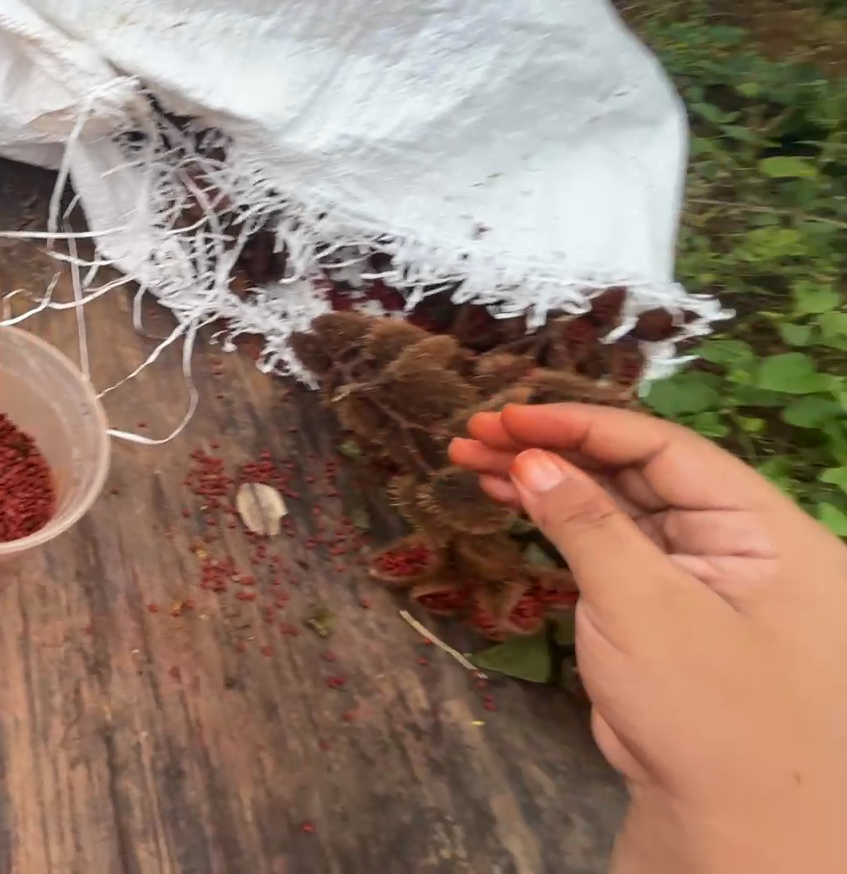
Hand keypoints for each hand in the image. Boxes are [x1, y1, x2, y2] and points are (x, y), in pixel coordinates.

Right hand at [448, 403, 846, 873]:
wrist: (727, 816)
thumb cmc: (707, 707)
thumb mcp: (643, 604)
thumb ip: (586, 522)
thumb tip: (527, 456)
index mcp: (768, 534)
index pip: (665, 450)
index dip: (580, 424)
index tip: (504, 417)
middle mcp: (735, 541)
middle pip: (631, 469)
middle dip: (548, 446)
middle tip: (470, 433)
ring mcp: (693, 570)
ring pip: (607, 499)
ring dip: (538, 475)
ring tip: (466, 457)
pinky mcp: (653, 597)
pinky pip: (597, 535)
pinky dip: (546, 512)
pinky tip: (500, 494)